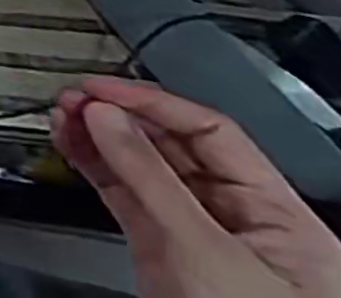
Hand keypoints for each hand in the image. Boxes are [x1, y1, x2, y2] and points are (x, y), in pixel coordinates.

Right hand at [52, 77, 340, 297]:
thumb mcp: (202, 250)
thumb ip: (150, 177)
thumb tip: (105, 114)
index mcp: (280, 220)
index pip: (212, 135)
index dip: (152, 104)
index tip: (100, 90)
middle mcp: (238, 220)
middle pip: (170, 146)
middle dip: (115, 117)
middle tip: (72, 98)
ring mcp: (194, 232)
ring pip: (138, 163)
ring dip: (95, 133)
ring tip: (60, 113)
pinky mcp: (158, 243)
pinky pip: (119, 187)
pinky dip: (89, 160)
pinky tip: (66, 140)